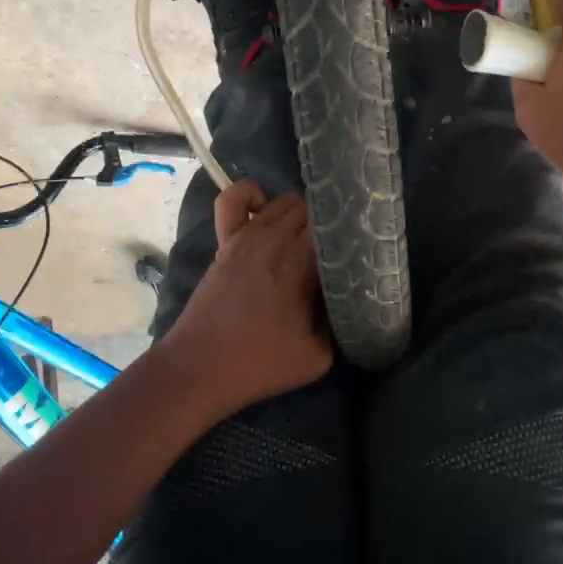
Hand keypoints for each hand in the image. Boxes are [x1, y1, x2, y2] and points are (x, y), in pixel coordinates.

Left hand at [160, 178, 332, 413]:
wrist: (199, 367)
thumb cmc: (260, 363)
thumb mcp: (317, 357)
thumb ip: (339, 324)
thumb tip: (348, 300)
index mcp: (303, 263)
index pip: (337, 226)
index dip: (353, 235)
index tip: (363, 252)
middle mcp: (278, 239)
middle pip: (316, 210)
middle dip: (330, 226)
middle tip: (339, 251)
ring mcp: (248, 235)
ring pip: (286, 202)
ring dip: (301, 214)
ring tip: (309, 239)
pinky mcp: (225, 241)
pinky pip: (234, 199)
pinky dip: (251, 196)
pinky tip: (264, 211)